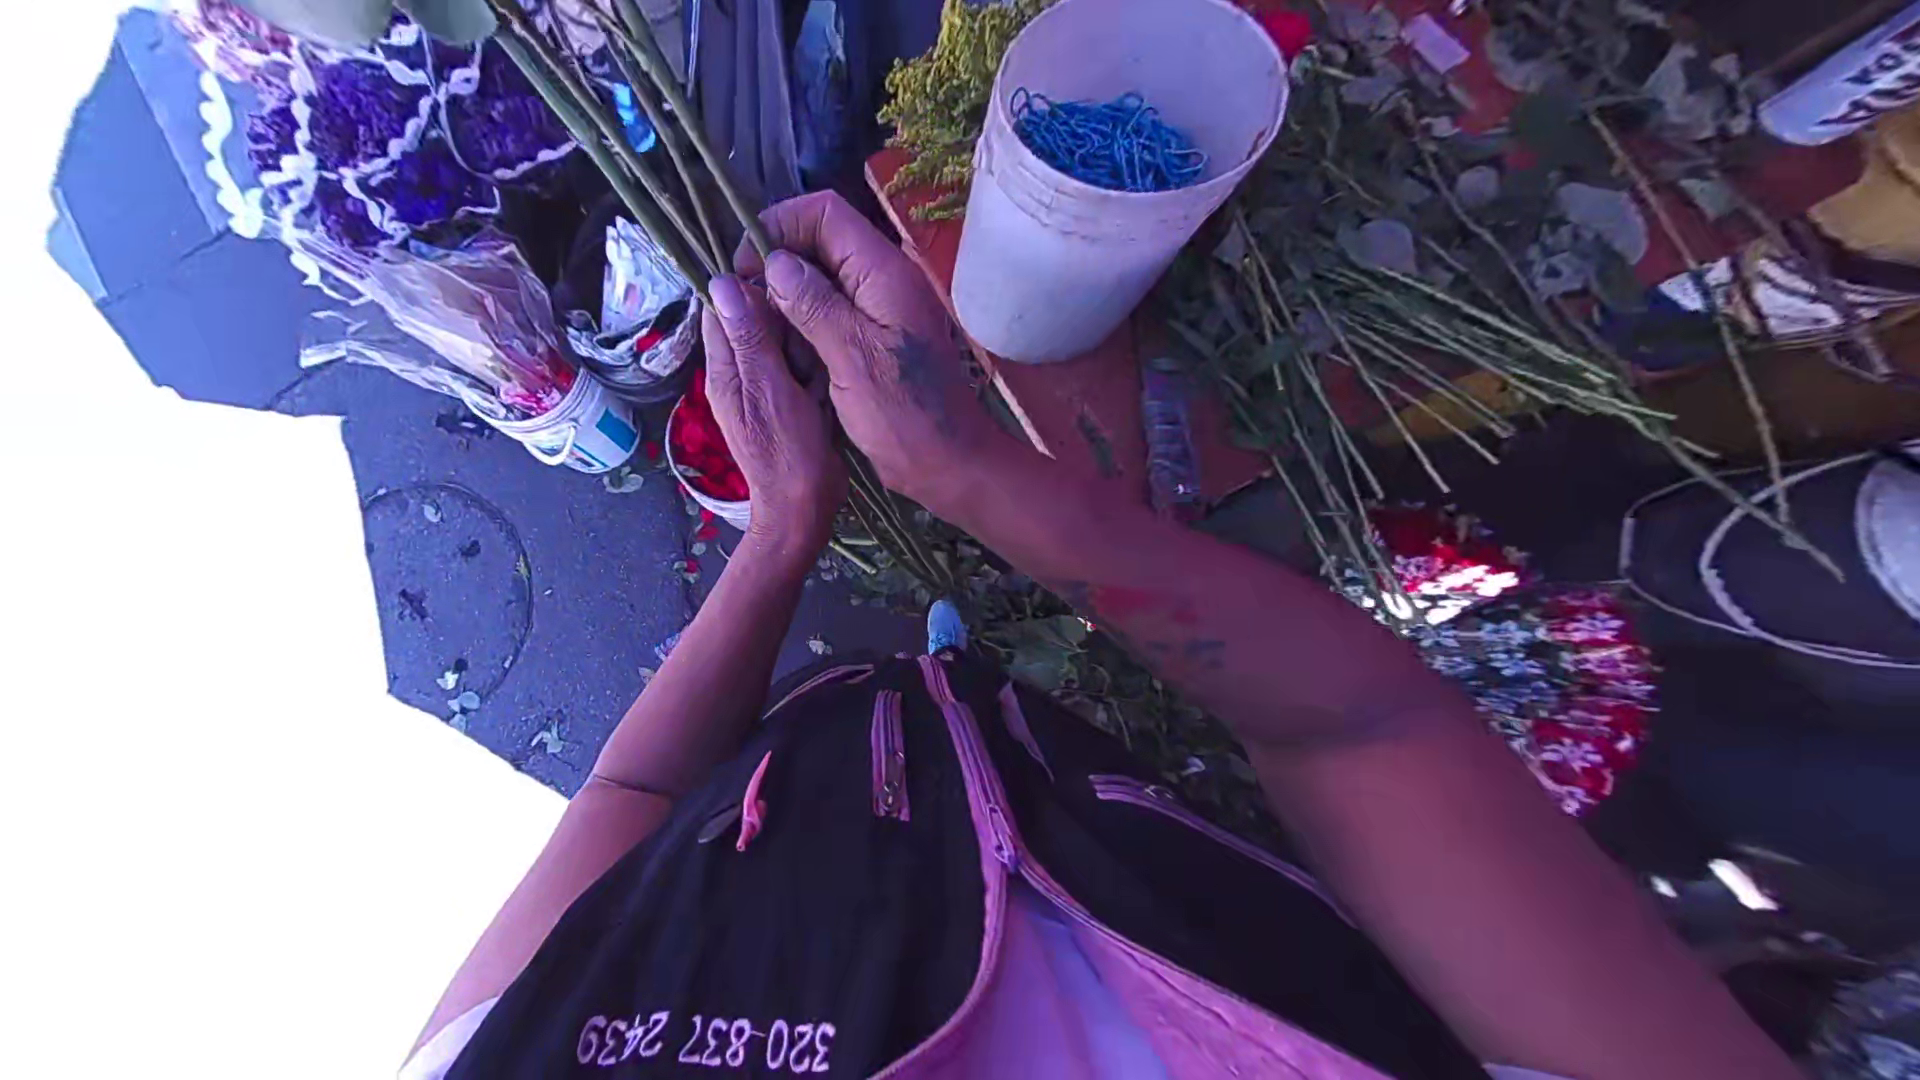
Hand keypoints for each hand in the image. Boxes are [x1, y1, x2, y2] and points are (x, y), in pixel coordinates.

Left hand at [701, 274, 846, 559]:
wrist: (805, 506)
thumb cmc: (787, 453)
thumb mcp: (771, 391)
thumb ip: (751, 340)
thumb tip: (722, 282)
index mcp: (725, 368)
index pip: (725, 306)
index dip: (752, 288)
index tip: (787, 286)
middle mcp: (742, 373)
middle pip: (760, 323)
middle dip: (788, 328)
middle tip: (807, 354)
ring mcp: (768, 388)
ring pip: (787, 346)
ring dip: (806, 352)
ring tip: (816, 379)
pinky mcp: (792, 402)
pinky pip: (803, 371)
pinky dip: (816, 374)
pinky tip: (825, 390)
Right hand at [737, 192, 1014, 517]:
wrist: (947, 462)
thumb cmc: (905, 416)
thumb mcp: (854, 358)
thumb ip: (814, 305)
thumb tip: (774, 262)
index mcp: (885, 273)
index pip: (825, 213)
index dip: (778, 226)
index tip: (746, 267)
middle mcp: (884, 282)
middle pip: (822, 242)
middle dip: (778, 261)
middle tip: (746, 301)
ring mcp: (881, 311)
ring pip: (824, 279)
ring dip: (789, 295)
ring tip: (761, 324)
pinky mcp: (876, 339)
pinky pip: (834, 312)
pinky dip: (806, 320)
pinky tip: (786, 344)